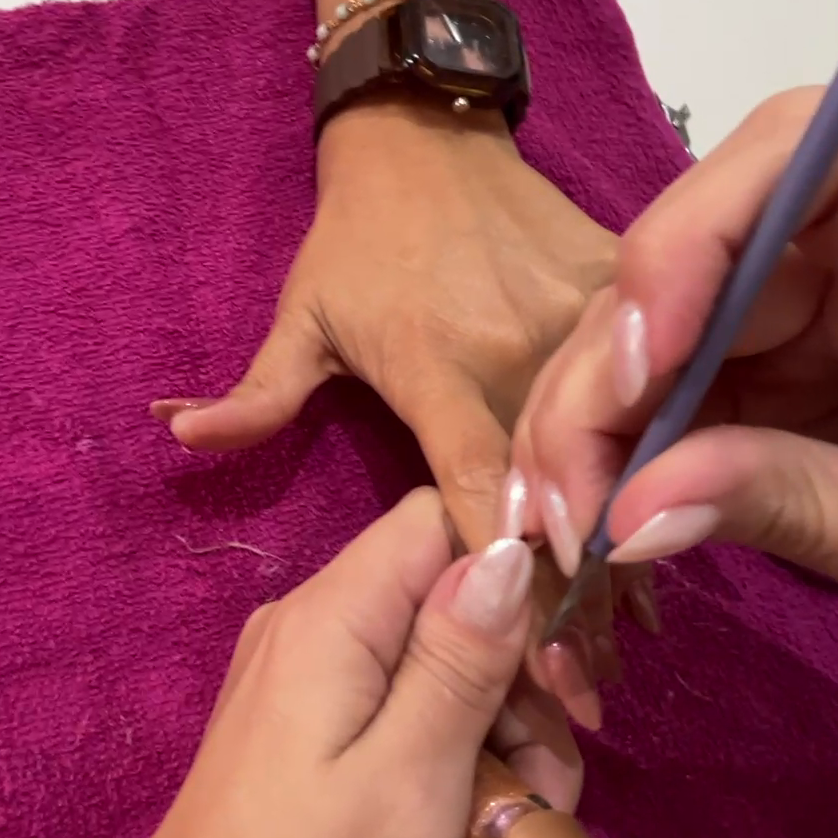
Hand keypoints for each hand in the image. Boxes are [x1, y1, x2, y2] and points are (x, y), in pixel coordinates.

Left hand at [129, 489, 541, 837]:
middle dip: (509, 670)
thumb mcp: (406, 776)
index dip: (508, 565)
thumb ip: (456, 660)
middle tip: (548, 773)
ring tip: (516, 806)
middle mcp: (307, 615)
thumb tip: (505, 545)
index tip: (564, 659)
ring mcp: (298, 658)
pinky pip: (388, 685)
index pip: (431, 519)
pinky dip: (441, 731)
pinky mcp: (299, 701)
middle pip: (436, 590)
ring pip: (423, 645)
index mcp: (328, 611)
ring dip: (488, 715)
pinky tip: (468, 801)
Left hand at [150, 102, 634, 731]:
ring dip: (627, 542)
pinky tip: (666, 526)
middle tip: (583, 691)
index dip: (507, 572)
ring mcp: (582, 319)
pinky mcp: (622, 295)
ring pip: (621, 448)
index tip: (534, 659)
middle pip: (561, 487)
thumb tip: (172, 433)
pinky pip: (654, 388)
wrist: (422, 146)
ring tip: (628, 638)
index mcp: (434, 364)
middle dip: (575, 590)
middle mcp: (518, 349)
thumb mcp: (298, 319)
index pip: (479, 484)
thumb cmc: (352, 243)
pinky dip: (661, 456)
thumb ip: (254, 395)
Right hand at [510, 90, 837, 670]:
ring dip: (580, 425)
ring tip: (567, 524)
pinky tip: (585, 507)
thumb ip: (817, 512)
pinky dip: (604, 448)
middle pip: (679, 273)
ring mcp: (805, 320)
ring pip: (640, 334)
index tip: (644, 363)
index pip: (808, 160)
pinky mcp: (764, 374)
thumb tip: (626, 515)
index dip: (695, 234)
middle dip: (601, 384)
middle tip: (569, 504)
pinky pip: (652, 391)